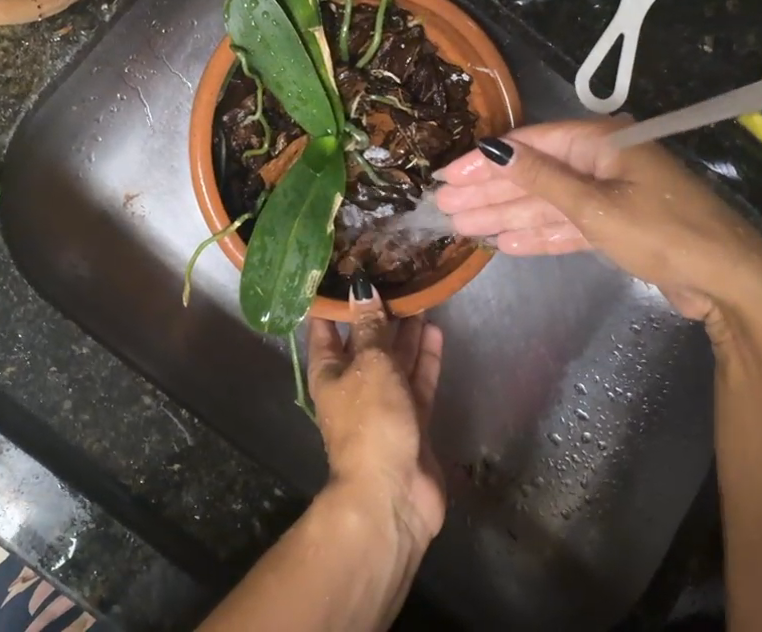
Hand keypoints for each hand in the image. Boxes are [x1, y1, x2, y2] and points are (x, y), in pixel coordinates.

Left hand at [306, 288, 445, 551]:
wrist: (393, 494)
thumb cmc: (370, 421)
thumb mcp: (369, 365)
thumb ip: (371, 327)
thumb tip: (361, 287)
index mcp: (328, 371)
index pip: (325, 326)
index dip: (334, 299)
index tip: (346, 268)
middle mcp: (353, 383)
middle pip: (365, 340)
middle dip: (378, 312)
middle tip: (396, 275)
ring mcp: (384, 403)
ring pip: (394, 359)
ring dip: (405, 332)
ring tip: (420, 296)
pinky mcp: (412, 420)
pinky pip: (417, 380)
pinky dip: (425, 358)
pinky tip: (435, 332)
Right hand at [434, 117, 761, 324]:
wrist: (731, 282)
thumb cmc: (664, 233)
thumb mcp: (595, 206)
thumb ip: (540, 180)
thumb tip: (492, 150)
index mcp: (600, 143)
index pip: (529, 145)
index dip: (484, 162)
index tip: (446, 177)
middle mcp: (601, 162)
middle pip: (534, 175)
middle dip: (490, 192)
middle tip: (444, 207)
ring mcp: (610, 194)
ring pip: (547, 203)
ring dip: (506, 216)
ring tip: (462, 226)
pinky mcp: (617, 227)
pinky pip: (567, 225)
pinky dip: (538, 235)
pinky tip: (504, 243)